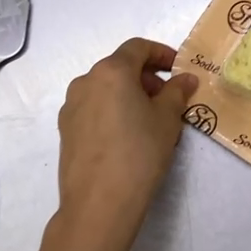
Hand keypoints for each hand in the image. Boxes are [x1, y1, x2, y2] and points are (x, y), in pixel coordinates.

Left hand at [54, 38, 199, 247]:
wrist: (99, 203)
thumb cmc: (140, 152)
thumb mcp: (168, 119)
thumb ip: (177, 92)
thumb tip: (185, 79)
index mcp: (111, 71)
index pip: (138, 48)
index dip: (161, 53)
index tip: (177, 69)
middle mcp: (86, 82)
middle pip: (119, 67)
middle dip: (145, 77)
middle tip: (167, 99)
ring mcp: (71, 107)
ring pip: (105, 89)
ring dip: (128, 94)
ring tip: (149, 120)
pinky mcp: (65, 131)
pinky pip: (94, 109)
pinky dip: (112, 111)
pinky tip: (127, 137)